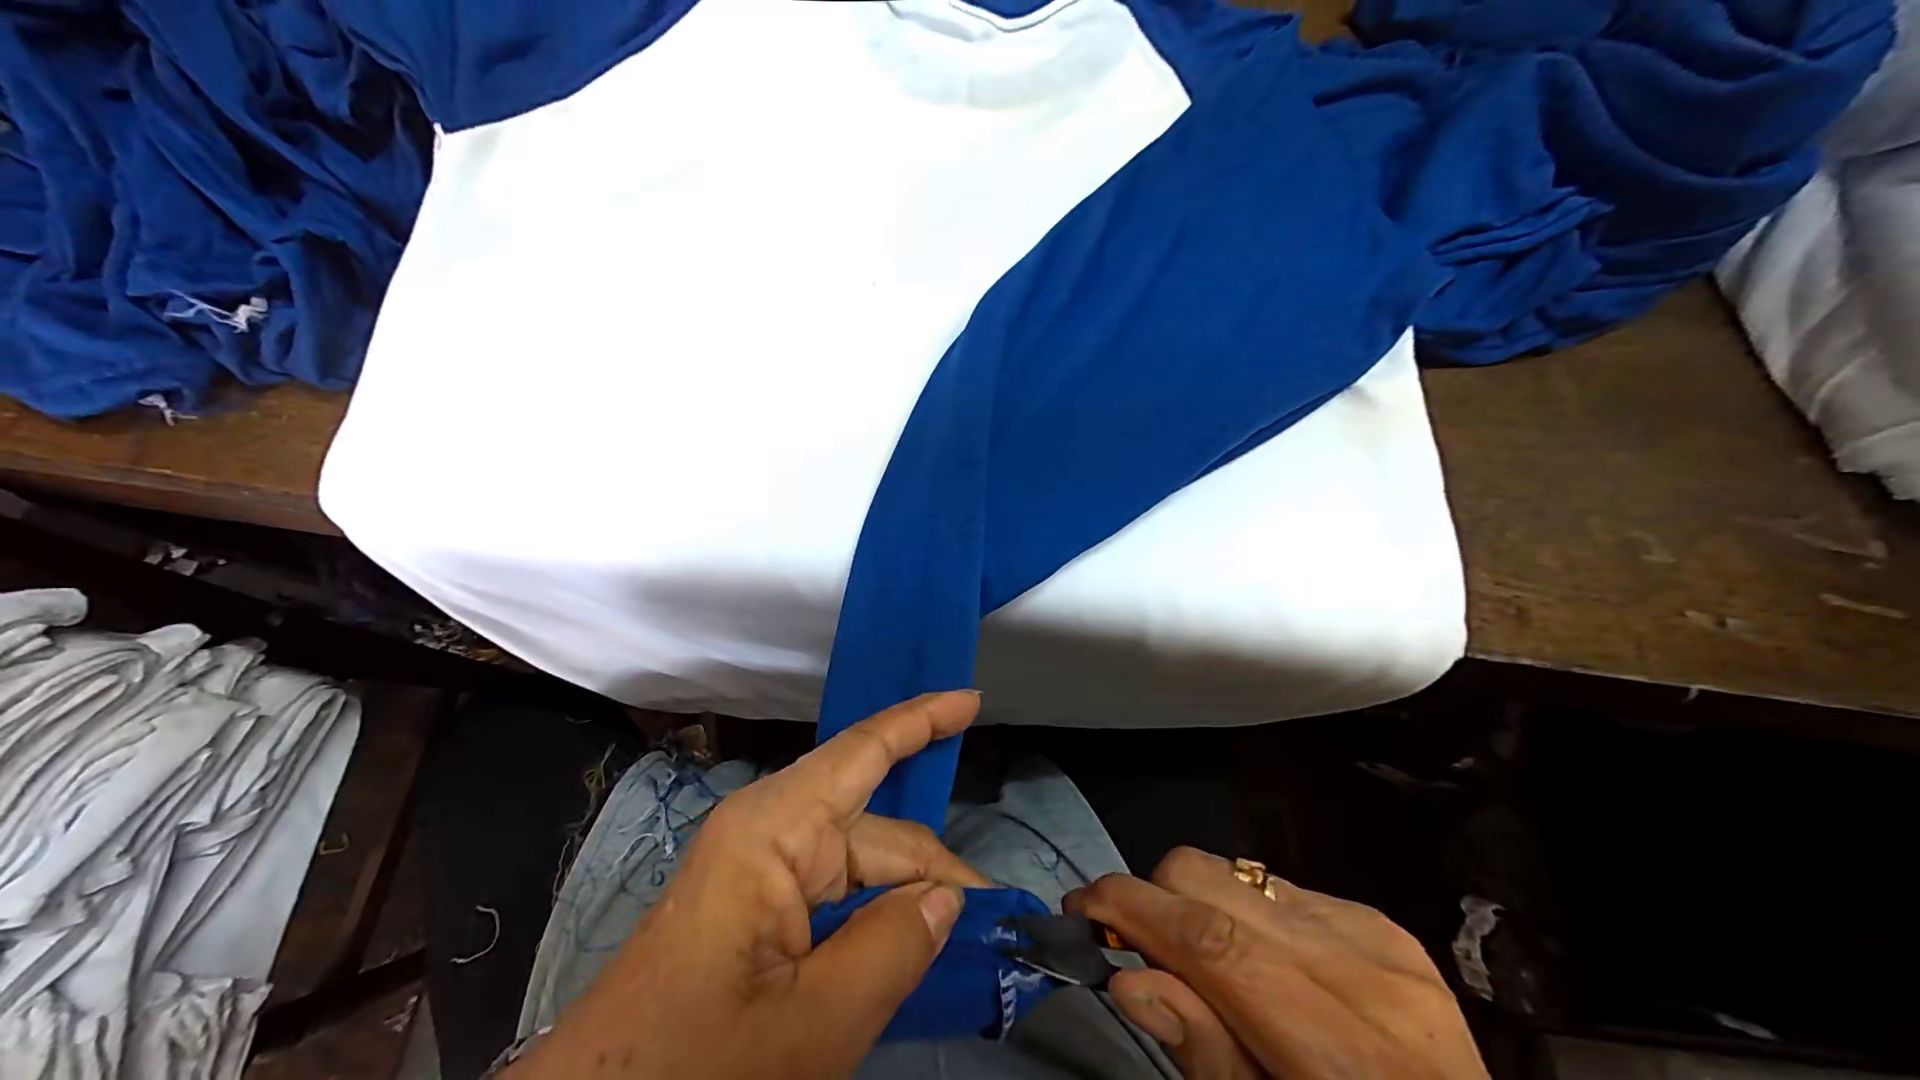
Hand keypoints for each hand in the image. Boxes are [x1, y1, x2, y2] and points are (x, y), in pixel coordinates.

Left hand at [504, 691, 988, 1079]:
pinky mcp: (752, 906)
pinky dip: (874, 917)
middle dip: (934, 869)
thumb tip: (945, 896)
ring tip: (963, 943)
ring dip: (906, 900)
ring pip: (858, 868)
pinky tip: (906, 951)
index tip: (972, 700)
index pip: (862, 752)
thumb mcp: (813, 1022)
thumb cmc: (698, 1065)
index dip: (922, 721)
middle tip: (995, 923)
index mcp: (774, 830)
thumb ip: (893, 949)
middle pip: (875, 831)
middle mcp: (767, 832)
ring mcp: (758, 869)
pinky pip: (832, 896)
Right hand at [1066, 848, 1488, 1079]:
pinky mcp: (1382, 921)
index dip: (1133, 909)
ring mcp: (1378, 934)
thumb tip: (1128, 978)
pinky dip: (1242, 910)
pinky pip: (1276, 885)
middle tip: (1134, 946)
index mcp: (1344, 1047)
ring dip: (1194, 902)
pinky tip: (1256, 958)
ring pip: (1236, 870)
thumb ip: (1206, 1053)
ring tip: (1196, 956)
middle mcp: (1363, 966)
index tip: (1078, 909)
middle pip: (1211, 878)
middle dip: (1153, 899)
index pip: (1212, 940)